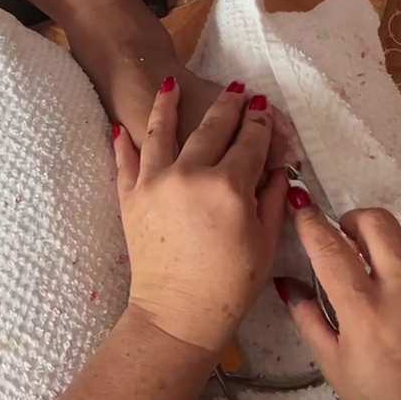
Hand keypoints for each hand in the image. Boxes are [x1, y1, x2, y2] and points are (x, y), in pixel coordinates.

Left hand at [114, 79, 287, 353]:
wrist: (177, 314)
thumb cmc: (230, 286)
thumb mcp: (264, 242)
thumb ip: (273, 198)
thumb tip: (279, 167)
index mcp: (230, 186)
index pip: (250, 142)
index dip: (260, 122)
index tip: (263, 106)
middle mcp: (191, 174)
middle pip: (212, 128)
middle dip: (228, 106)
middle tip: (236, 89)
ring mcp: (156, 181)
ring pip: (161, 131)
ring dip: (168, 105)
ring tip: (169, 85)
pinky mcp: (130, 196)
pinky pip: (126, 161)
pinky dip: (124, 143)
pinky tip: (122, 127)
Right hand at [278, 203, 400, 399]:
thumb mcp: (336, 369)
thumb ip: (309, 320)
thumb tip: (290, 285)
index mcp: (365, 311)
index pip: (329, 246)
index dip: (310, 220)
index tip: (300, 206)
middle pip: (375, 221)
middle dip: (352, 219)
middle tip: (344, 237)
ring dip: (383, 246)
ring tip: (377, 274)